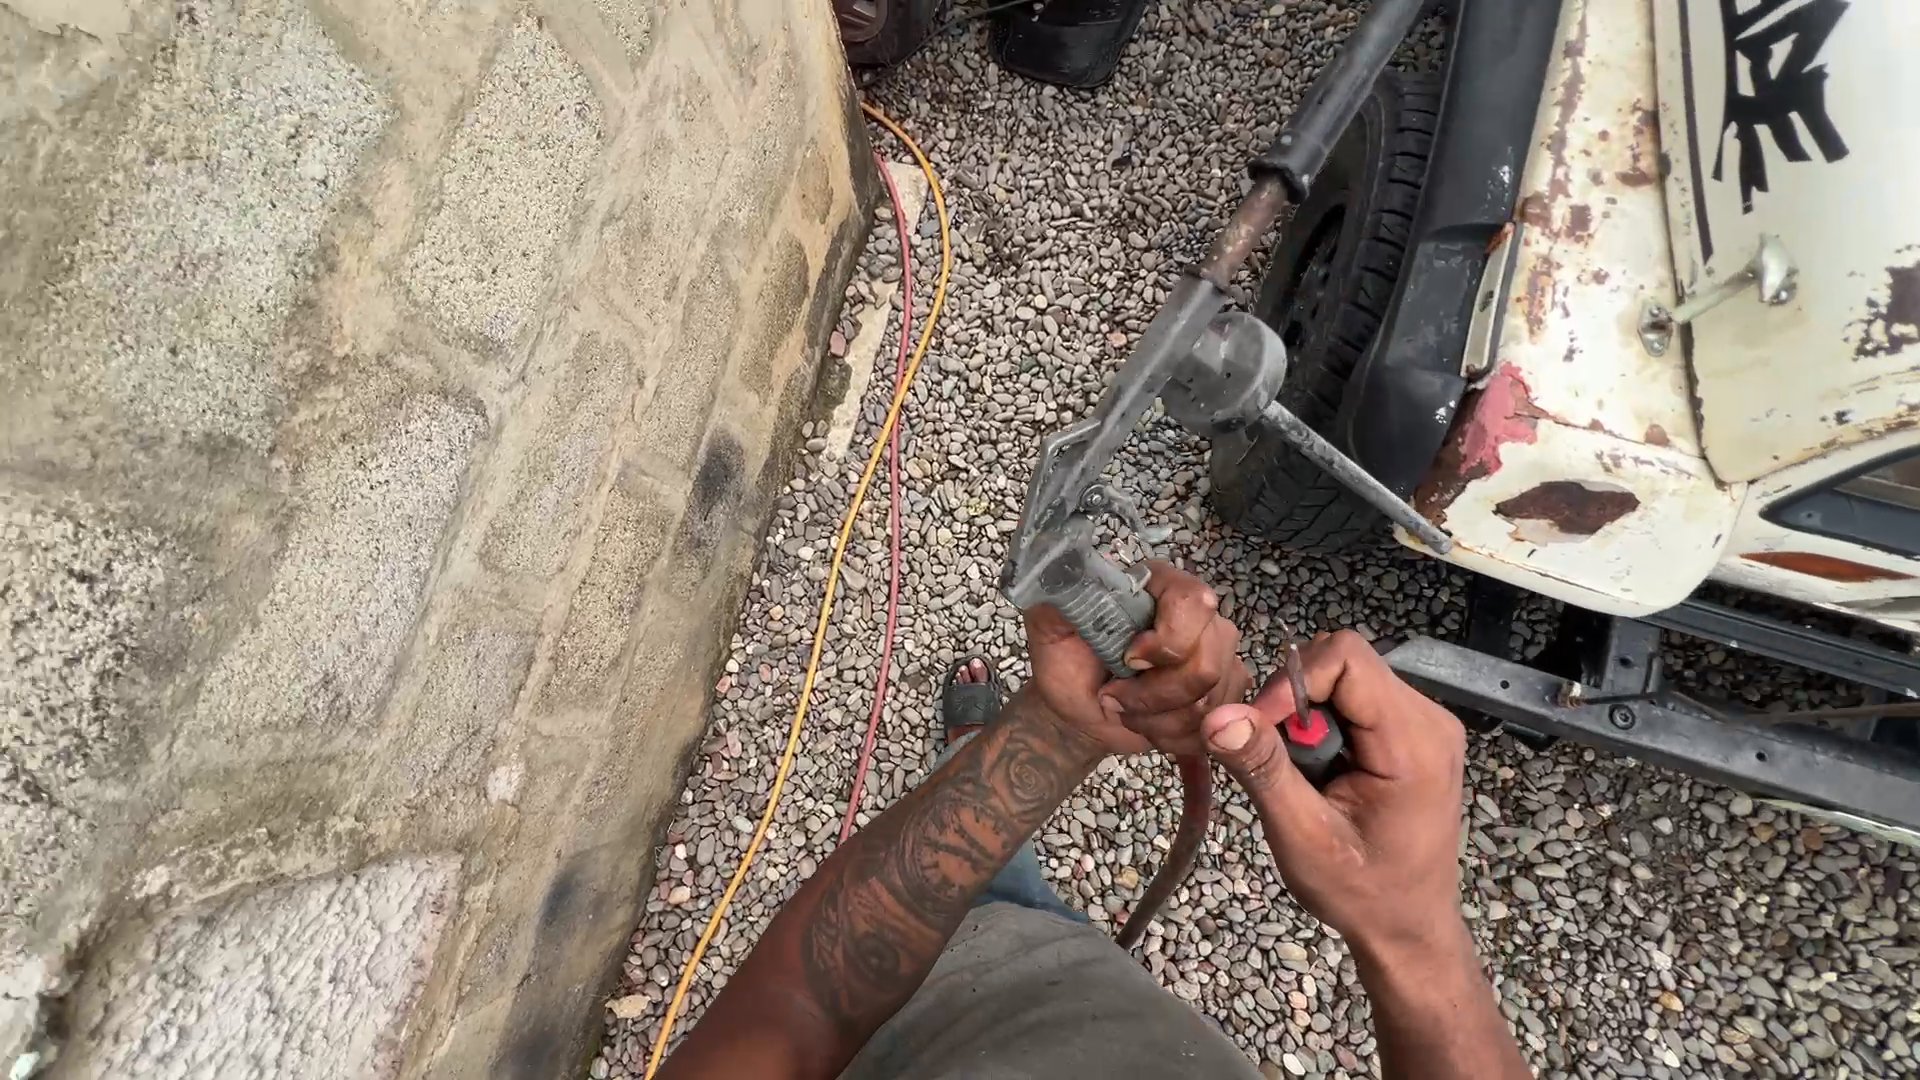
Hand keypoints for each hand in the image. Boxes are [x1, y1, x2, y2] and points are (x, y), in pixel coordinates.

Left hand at [1023, 562, 1250, 756]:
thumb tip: (1067, 568)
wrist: (1077, 710)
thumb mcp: (1049, 627)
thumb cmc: (1067, 663)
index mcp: (1158, 587)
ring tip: (1123, 708)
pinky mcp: (1222, 695)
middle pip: (1205, 663)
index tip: (1127, 660)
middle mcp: (1198, 618)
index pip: (1193, 601)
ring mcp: (1217, 657)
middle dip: (1152, 695)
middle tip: (1113, 696)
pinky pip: (1211, 727)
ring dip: (1155, 718)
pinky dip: (1169, 736)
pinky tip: (1144, 723)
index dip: (1166, 640)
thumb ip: (1059, 596)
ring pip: (1207, 702)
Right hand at [1200, 630, 1467, 963]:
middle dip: (1292, 697)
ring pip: (1340, 672)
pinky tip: (1314, 763)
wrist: (1407, 928)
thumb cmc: (1360, 892)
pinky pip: (1348, 692)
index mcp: (1415, 743)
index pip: (1347, 658)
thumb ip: (1263, 769)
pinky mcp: (1407, 728)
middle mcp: (1429, 719)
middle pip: (1341, 661)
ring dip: (1301, 709)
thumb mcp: (1301, 837)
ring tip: (1296, 766)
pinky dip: (1315, 716)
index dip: (1292, 681)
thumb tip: (1216, 714)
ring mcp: (1422, 722)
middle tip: (1276, 754)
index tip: (1261, 726)